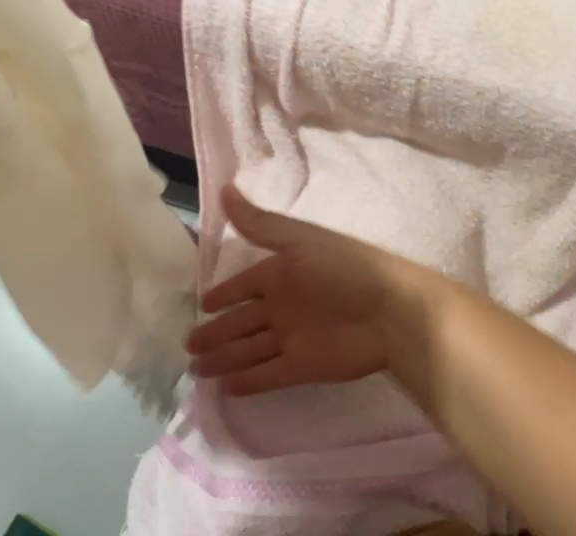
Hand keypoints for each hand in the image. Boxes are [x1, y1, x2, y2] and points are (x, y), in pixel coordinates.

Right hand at [186, 185, 437, 395]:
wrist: (388, 310)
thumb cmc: (343, 267)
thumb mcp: (298, 240)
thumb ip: (259, 223)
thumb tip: (224, 187)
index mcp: (283, 272)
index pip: (244, 285)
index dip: (224, 294)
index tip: (200, 304)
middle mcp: (284, 305)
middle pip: (243, 321)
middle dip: (216, 331)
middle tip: (186, 344)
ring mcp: (292, 337)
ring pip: (250, 349)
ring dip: (224, 358)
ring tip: (195, 369)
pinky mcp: (302, 366)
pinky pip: (268, 374)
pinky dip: (247, 381)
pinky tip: (222, 388)